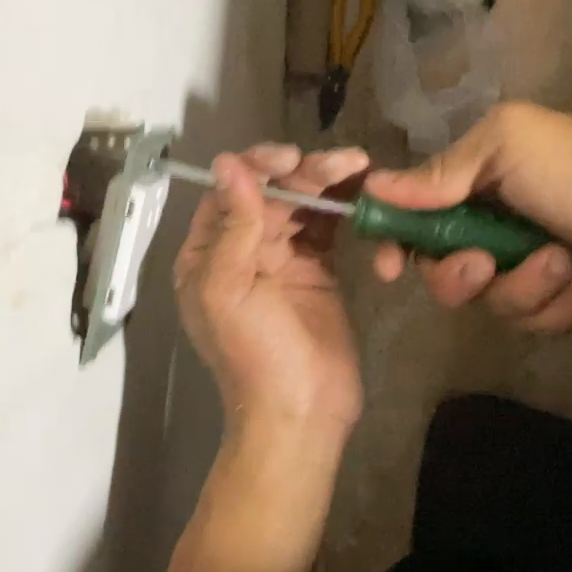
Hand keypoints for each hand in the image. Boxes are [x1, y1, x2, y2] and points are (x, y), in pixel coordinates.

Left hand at [174, 145, 368, 437]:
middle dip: (303, 171)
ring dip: (327, 182)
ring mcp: (281, 256)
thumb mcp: (228, 289)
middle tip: (342, 162)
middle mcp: (241, 247)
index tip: (291, 158)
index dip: (258, 166)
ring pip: (301, 204)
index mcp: (208, 251)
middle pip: (270, 191)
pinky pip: (326, 227)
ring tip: (360, 166)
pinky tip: (363, 192)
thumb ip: (233, 226)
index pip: (229, 190)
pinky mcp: (317, 269)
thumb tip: (228, 164)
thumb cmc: (254, 354)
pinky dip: (343, 207)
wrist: (301, 412)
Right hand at [365, 103, 571, 330]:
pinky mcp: (553, 302)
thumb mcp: (507, 146)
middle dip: (457, 273)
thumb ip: (440, 172)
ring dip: (520, 286)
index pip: (412, 213)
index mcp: (474, 178)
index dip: (393, 241)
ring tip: (563, 264)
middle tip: (483, 264)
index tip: (388, 267)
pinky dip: (555, 305)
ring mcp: (521, 264)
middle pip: (438, 267)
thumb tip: (372, 187)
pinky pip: (526, 320)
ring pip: (482, 300)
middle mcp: (490, 221)